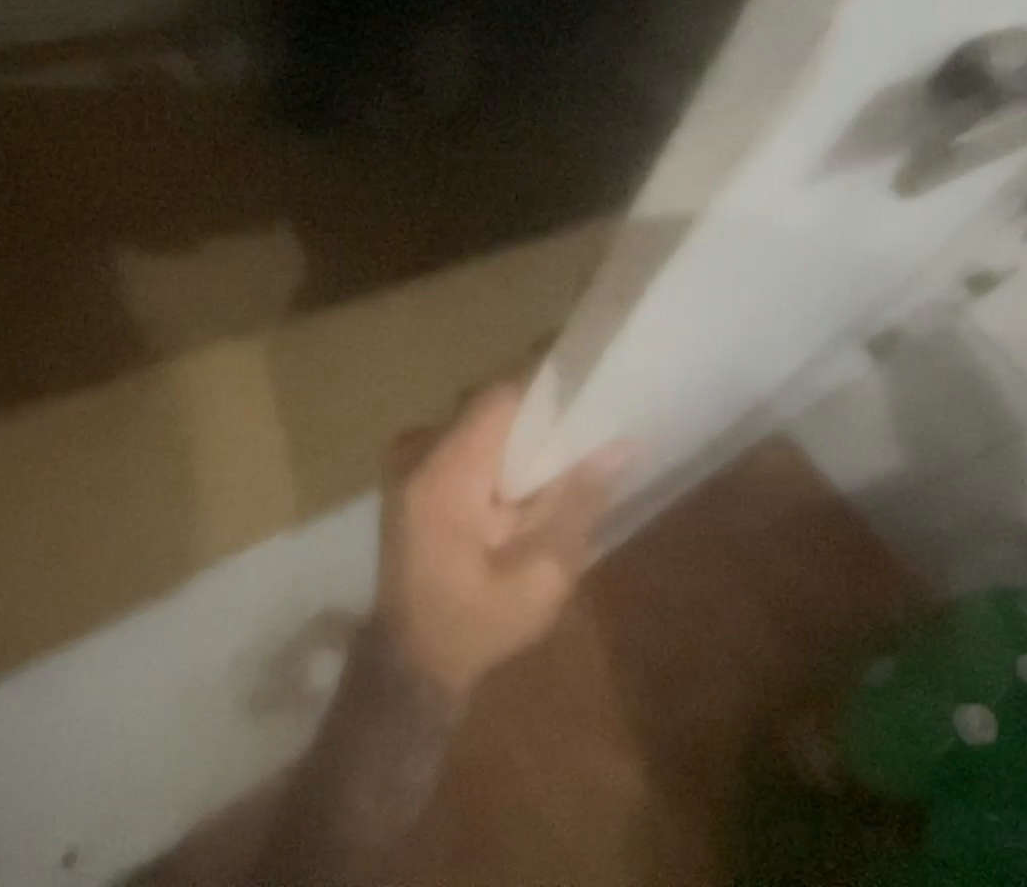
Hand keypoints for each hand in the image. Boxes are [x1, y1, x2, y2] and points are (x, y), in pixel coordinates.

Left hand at [374, 383, 624, 697]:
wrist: (410, 660)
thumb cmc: (477, 625)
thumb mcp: (542, 576)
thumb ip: (577, 504)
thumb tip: (621, 445)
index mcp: (444, 475)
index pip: (500, 396)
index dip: (548, 376)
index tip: (593, 366)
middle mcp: (417, 452)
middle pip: (488, 402)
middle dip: (541, 405)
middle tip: (593, 410)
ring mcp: (406, 460)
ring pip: (477, 417)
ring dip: (520, 426)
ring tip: (569, 437)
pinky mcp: (409, 473)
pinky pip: (463, 438)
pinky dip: (499, 444)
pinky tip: (529, 467)